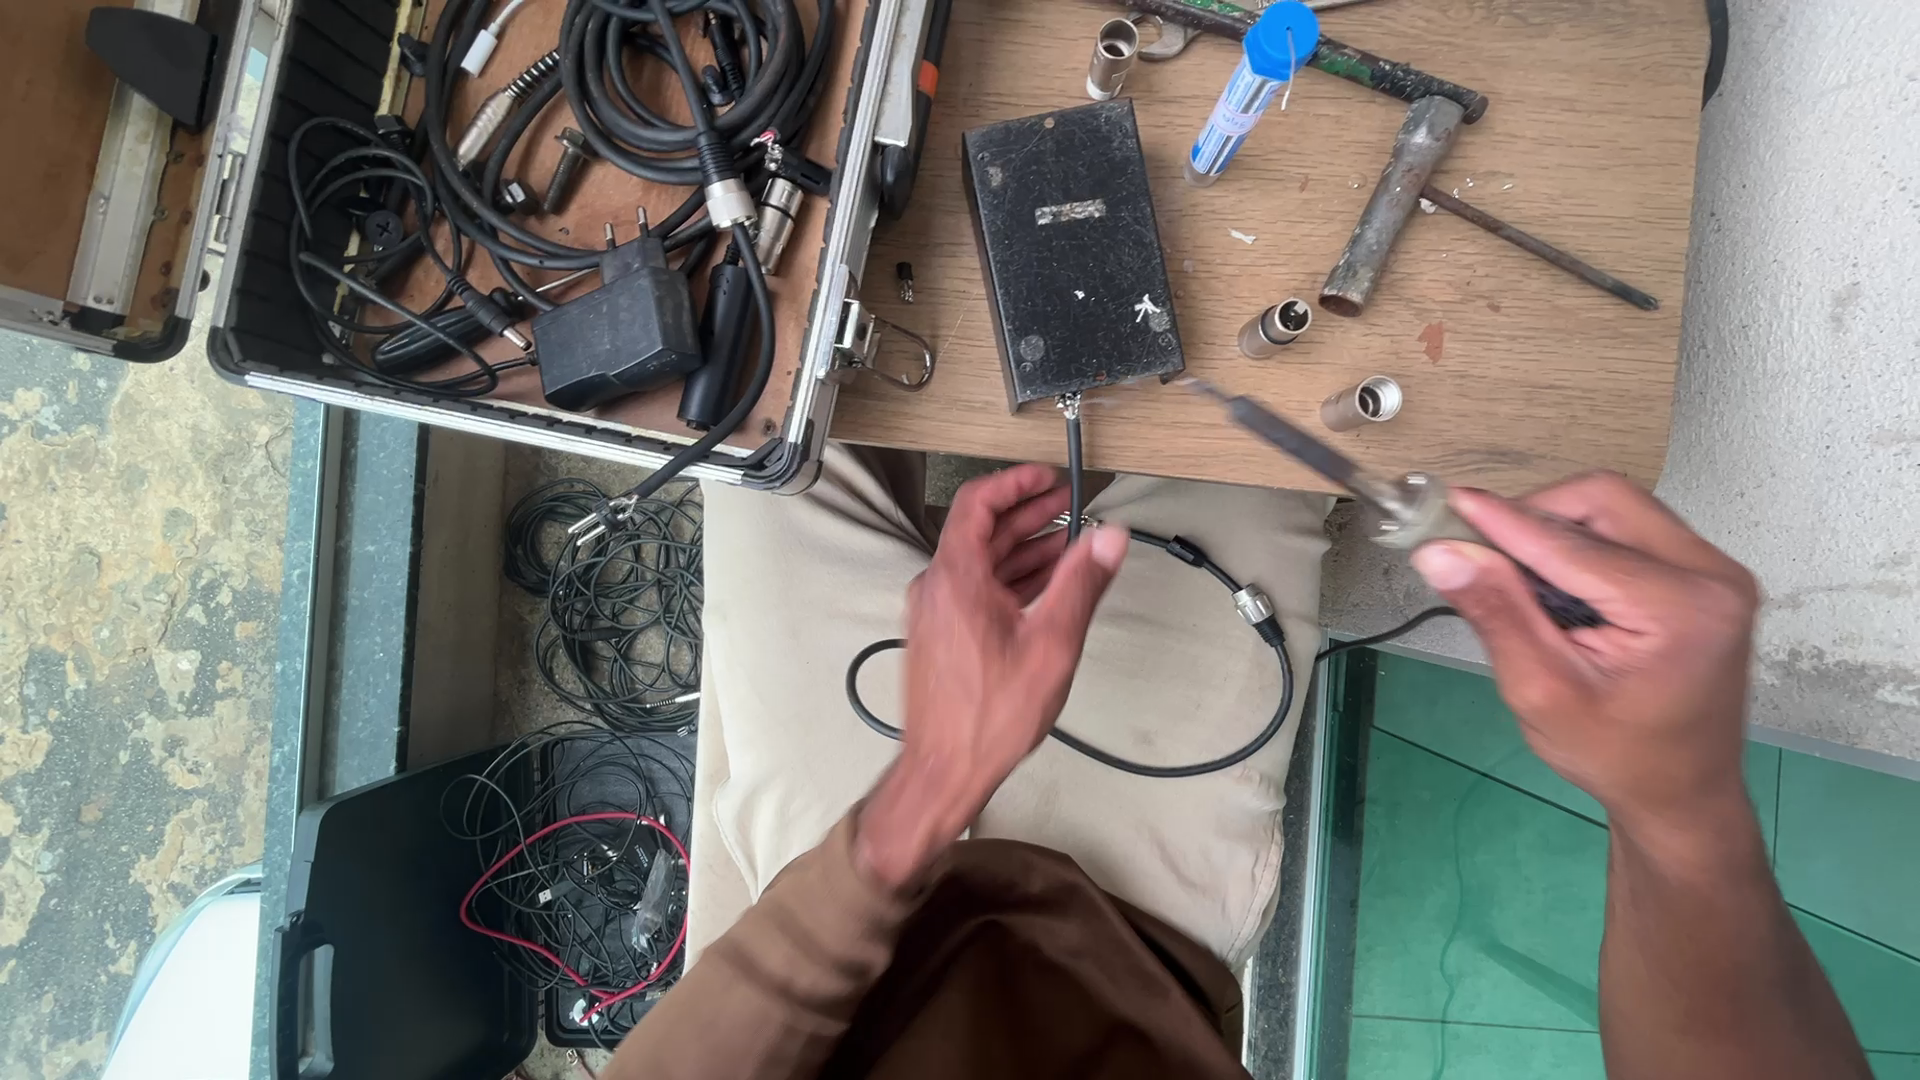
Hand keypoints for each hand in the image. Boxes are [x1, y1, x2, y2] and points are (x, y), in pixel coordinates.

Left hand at [857, 465, 1129, 887]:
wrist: (943, 770)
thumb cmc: (990, 716)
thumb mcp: (1051, 644)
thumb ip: (1081, 584)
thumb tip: (1110, 538)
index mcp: (955, 577)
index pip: (977, 503)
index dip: (1015, 482)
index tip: (1048, 478)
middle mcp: (937, 586)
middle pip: (982, 531)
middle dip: (1028, 514)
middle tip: (1068, 505)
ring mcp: (935, 611)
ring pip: (981, 562)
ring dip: (1023, 548)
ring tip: (1068, 542)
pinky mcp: (941, 633)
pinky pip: (975, 589)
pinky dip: (1009, 579)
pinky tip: (1044, 584)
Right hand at [1408, 473, 1760, 861]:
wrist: (1679, 790)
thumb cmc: (1610, 751)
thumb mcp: (1539, 687)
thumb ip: (1495, 611)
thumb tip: (1439, 551)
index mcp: (1681, 606)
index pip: (1570, 543)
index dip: (1500, 520)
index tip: (1445, 502)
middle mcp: (1709, 573)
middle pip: (1602, 500)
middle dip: (1531, 515)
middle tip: (1480, 552)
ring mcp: (1709, 570)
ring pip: (1610, 508)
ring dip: (1549, 528)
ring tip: (1511, 577)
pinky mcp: (1695, 576)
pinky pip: (1621, 530)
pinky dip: (1570, 543)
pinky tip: (1545, 586)